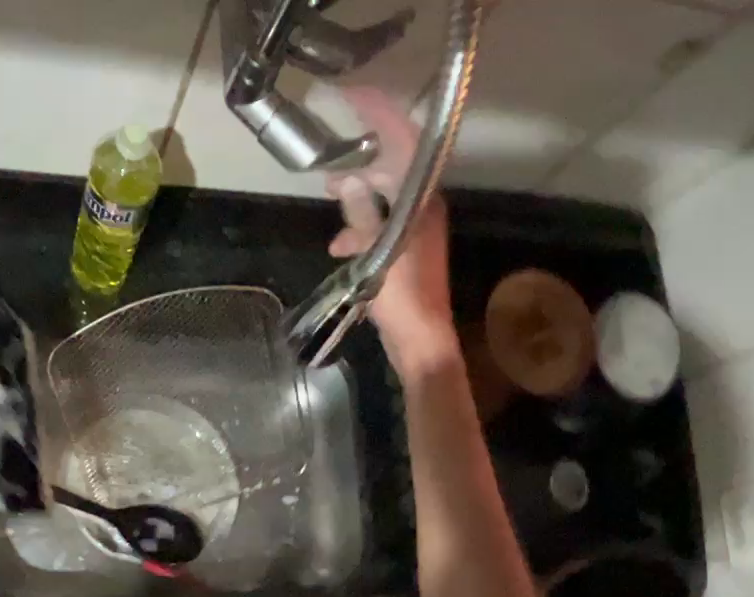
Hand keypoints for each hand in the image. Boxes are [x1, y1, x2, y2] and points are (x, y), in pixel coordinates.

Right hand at [326, 86, 460, 379]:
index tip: (351, 97)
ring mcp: (417, 231)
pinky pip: (382, 227)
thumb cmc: (403, 301)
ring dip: (357, 198)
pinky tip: (340, 248)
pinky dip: (361, 230)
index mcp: (422, 202)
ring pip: (384, 198)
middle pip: (393, 168)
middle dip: (361, 162)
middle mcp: (424, 209)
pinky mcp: (407, 253)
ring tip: (329, 199)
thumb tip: (349, 182)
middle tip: (331, 165)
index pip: (404, 142)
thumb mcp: (376, 255)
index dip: (379, 115)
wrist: (422, 343)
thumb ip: (362, 216)